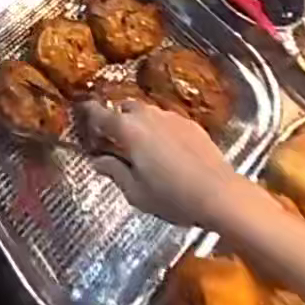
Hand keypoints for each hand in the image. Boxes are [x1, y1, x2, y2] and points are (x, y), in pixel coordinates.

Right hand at [81, 100, 240, 226]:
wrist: (221, 194)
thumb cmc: (173, 196)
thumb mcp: (136, 193)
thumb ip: (114, 172)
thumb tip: (98, 161)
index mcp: (126, 129)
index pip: (98, 112)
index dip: (87, 113)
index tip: (83, 117)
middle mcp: (145, 115)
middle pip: (123, 108)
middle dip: (117, 120)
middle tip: (118, 141)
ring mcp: (169, 116)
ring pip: (146, 113)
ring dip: (140, 124)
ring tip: (145, 147)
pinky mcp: (190, 123)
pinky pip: (167, 121)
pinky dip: (162, 130)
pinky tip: (170, 151)